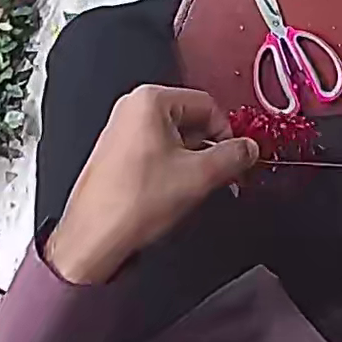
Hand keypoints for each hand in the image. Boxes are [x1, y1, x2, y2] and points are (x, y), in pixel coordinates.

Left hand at [45, 85, 258, 283]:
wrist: (92, 241)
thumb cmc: (132, 203)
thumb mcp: (199, 176)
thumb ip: (233, 156)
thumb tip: (249, 148)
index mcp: (150, 100)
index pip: (208, 106)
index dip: (226, 134)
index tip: (236, 157)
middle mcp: (133, 108)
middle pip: (192, 120)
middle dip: (209, 150)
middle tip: (221, 176)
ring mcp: (122, 130)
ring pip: (176, 138)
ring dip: (192, 162)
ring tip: (193, 189)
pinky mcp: (118, 153)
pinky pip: (158, 150)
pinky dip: (173, 168)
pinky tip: (172, 193)